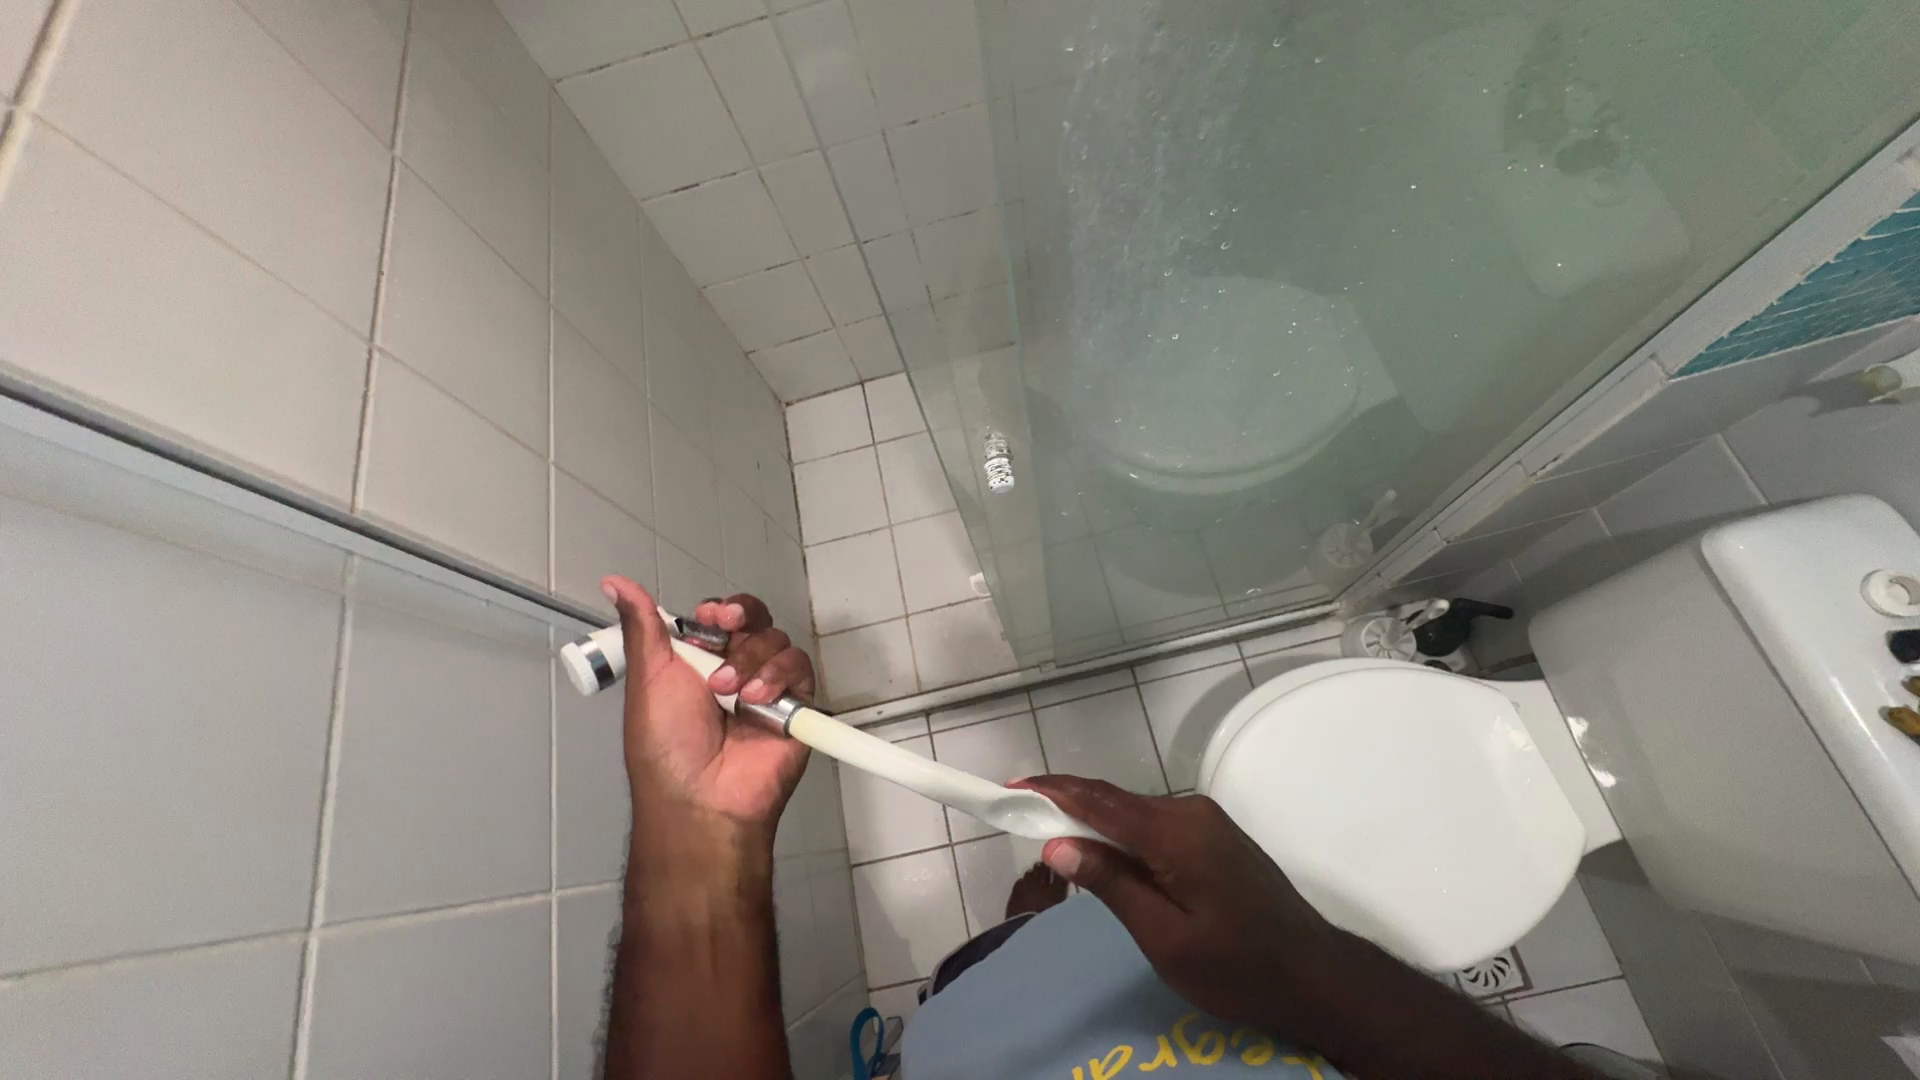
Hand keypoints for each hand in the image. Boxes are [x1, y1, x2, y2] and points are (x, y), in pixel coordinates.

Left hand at [602, 578, 811, 836]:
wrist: (701, 799)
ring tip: (730, 694)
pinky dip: (779, 677)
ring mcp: (768, 688)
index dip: (722, 609)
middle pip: (755, 620)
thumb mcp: (649, 681)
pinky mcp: (797, 705)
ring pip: (777, 641)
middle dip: (742, 620)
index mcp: (700, 662)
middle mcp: (736, 670)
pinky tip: (757, 700)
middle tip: (726, 628)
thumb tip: (615, 582)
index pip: (722, 617)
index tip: (711, 616)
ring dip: (752, 660)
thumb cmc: (666, 747)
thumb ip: (643, 628)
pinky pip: (800, 668)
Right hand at [1011, 776, 1349, 1033]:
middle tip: (1025, 816)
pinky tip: (1109, 852)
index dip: (1053, 790)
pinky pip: (1156, 823)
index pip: (1099, 801)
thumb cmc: (1238, 969)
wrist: (1319, 978)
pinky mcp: (1215, 834)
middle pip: (1115, 801)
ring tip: (1059, 838)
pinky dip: (1124, 832)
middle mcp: (1189, 812)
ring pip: (1135, 812)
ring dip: (1096, 820)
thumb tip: (1058, 844)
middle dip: (1068, 804)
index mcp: (1175, 834)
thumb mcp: (1166, 939)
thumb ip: (1111, 884)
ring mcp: (1206, 820)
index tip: (1013, 784)